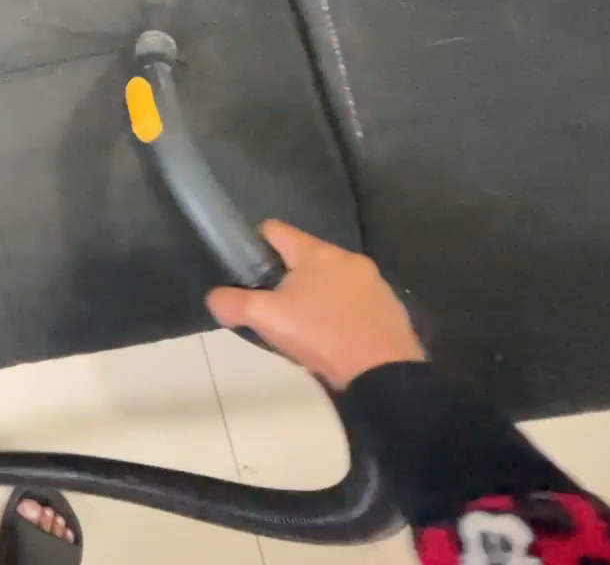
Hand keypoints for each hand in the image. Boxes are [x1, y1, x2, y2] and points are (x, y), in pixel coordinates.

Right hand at [206, 220, 425, 389]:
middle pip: (302, 257)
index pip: (274, 230)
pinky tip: (332, 338)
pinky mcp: (394, 311)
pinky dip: (339, 313)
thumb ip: (229, 303)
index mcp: (317, 253)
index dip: (253, 245)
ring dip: (314, 295)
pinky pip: (354, 301)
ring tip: (304, 326)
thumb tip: (216, 300)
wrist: (388, 379)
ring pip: (329, 279)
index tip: (247, 272)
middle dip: (284, 276)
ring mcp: (376, 285)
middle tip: (273, 306)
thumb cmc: (321, 336)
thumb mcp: (263, 318)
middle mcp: (349, 259)